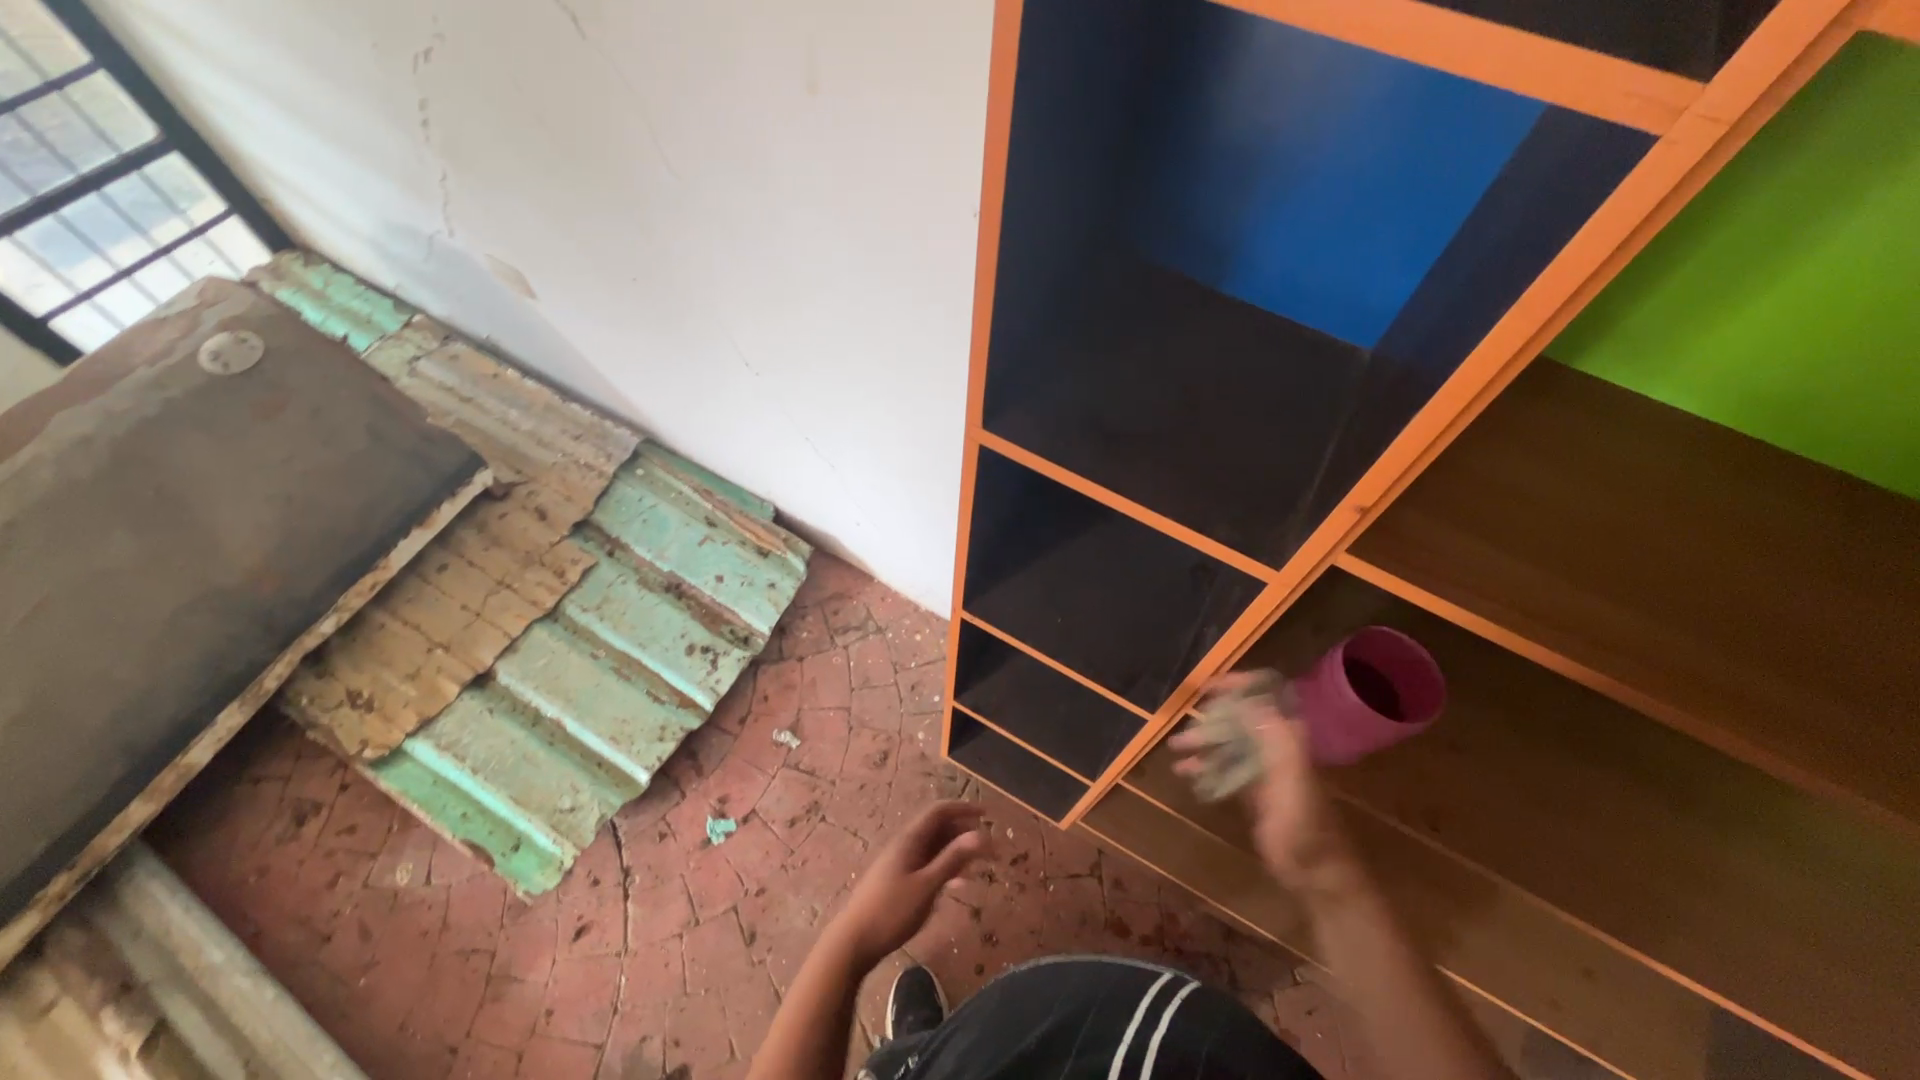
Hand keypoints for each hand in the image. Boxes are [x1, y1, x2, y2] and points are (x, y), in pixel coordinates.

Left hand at [825, 802, 990, 968]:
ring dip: (957, 853)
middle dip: (965, 833)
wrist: (854, 941)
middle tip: (990, 849)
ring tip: (979, 867)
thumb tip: (980, 833)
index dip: (963, 809)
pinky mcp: (899, 880)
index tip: (987, 815)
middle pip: (938, 828)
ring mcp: (901, 863)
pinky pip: (927, 865)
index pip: (939, 812)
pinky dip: (945, 868)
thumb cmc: (891, 911)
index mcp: (910, 840)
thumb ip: (952, 859)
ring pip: (934, 848)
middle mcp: (905, 845)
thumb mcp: (926, 886)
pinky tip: (958, 884)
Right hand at [1170, 674, 1362, 896]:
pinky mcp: (1256, 794)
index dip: (1238, 687)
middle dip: (1209, 723)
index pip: (1264, 699)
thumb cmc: (1304, 829)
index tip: (1206, 686)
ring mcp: (1266, 772)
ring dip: (1204, 745)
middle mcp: (1278, 749)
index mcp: (1289, 741)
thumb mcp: (1292, 782)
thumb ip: (1276, 741)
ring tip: (1175, 751)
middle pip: (1240, 722)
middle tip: (1180, 734)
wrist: (1317, 876)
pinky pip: (1227, 770)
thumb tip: (1249, 703)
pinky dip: (1207, 768)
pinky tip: (1187, 773)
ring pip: (1230, 746)